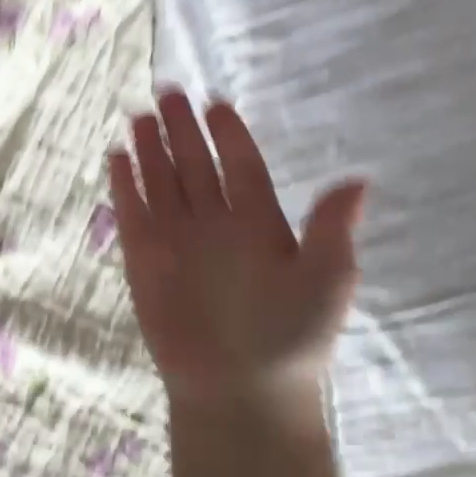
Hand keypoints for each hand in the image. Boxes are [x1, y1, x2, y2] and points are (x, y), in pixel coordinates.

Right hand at [107, 91, 366, 410]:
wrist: (238, 386)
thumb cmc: (291, 337)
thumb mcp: (325, 280)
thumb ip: (329, 230)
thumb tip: (356, 181)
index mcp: (260, 224)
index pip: (242, 167)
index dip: (230, 136)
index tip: (217, 105)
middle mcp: (215, 223)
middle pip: (195, 165)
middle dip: (182, 129)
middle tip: (168, 90)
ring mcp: (176, 238)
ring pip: (161, 181)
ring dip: (150, 149)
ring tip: (139, 115)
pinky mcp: (142, 255)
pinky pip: (132, 211)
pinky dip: (124, 185)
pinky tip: (119, 157)